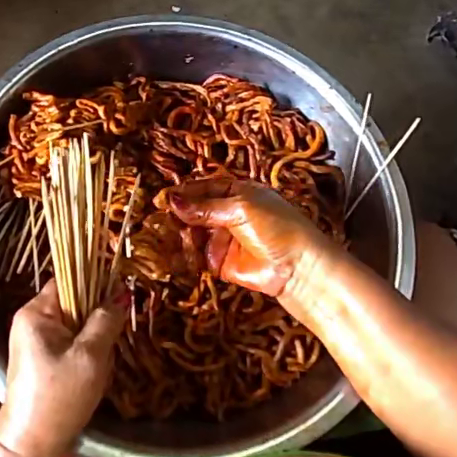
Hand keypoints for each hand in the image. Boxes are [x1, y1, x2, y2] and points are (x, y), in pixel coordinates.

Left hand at [0, 280, 122, 456]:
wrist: (31, 446)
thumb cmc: (59, 399)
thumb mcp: (90, 358)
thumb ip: (106, 321)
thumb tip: (122, 293)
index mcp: (35, 313)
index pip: (68, 280)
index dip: (95, 282)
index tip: (120, 293)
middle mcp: (31, 321)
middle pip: (74, 302)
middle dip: (97, 318)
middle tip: (113, 337)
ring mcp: (35, 341)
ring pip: (76, 325)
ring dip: (94, 339)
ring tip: (102, 361)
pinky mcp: (42, 359)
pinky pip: (71, 343)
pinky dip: (87, 353)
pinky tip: (94, 372)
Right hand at [166, 178, 336, 300]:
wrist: (298, 268)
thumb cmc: (277, 228)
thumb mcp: (240, 208)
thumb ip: (204, 207)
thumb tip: (172, 201)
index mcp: (235, 191)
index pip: (201, 188)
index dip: (182, 193)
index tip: (161, 199)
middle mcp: (225, 212)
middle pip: (192, 210)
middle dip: (176, 214)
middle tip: (158, 219)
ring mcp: (221, 237)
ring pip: (191, 232)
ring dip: (177, 234)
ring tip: (163, 236)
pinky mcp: (217, 261)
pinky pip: (195, 255)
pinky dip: (183, 254)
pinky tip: (171, 252)